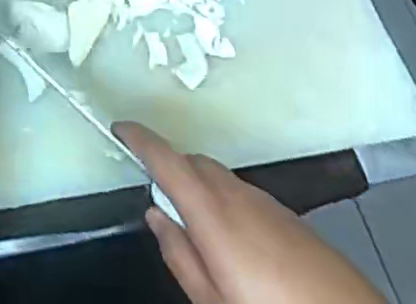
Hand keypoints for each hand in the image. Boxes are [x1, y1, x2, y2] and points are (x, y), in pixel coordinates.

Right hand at [114, 121, 385, 303]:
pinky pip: (247, 195)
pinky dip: (229, 202)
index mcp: (211, 211)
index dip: (138, 137)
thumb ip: (179, 255)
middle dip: (170, 167)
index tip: (121, 128)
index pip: (165, 158)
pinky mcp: (294, 219)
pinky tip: (238, 241)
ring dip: (201, 186)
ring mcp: (269, 204)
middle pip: (193, 162)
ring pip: (221, 178)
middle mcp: (238, 195)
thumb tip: (158, 219)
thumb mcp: (212, 300)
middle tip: (158, 195)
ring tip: (198, 226)